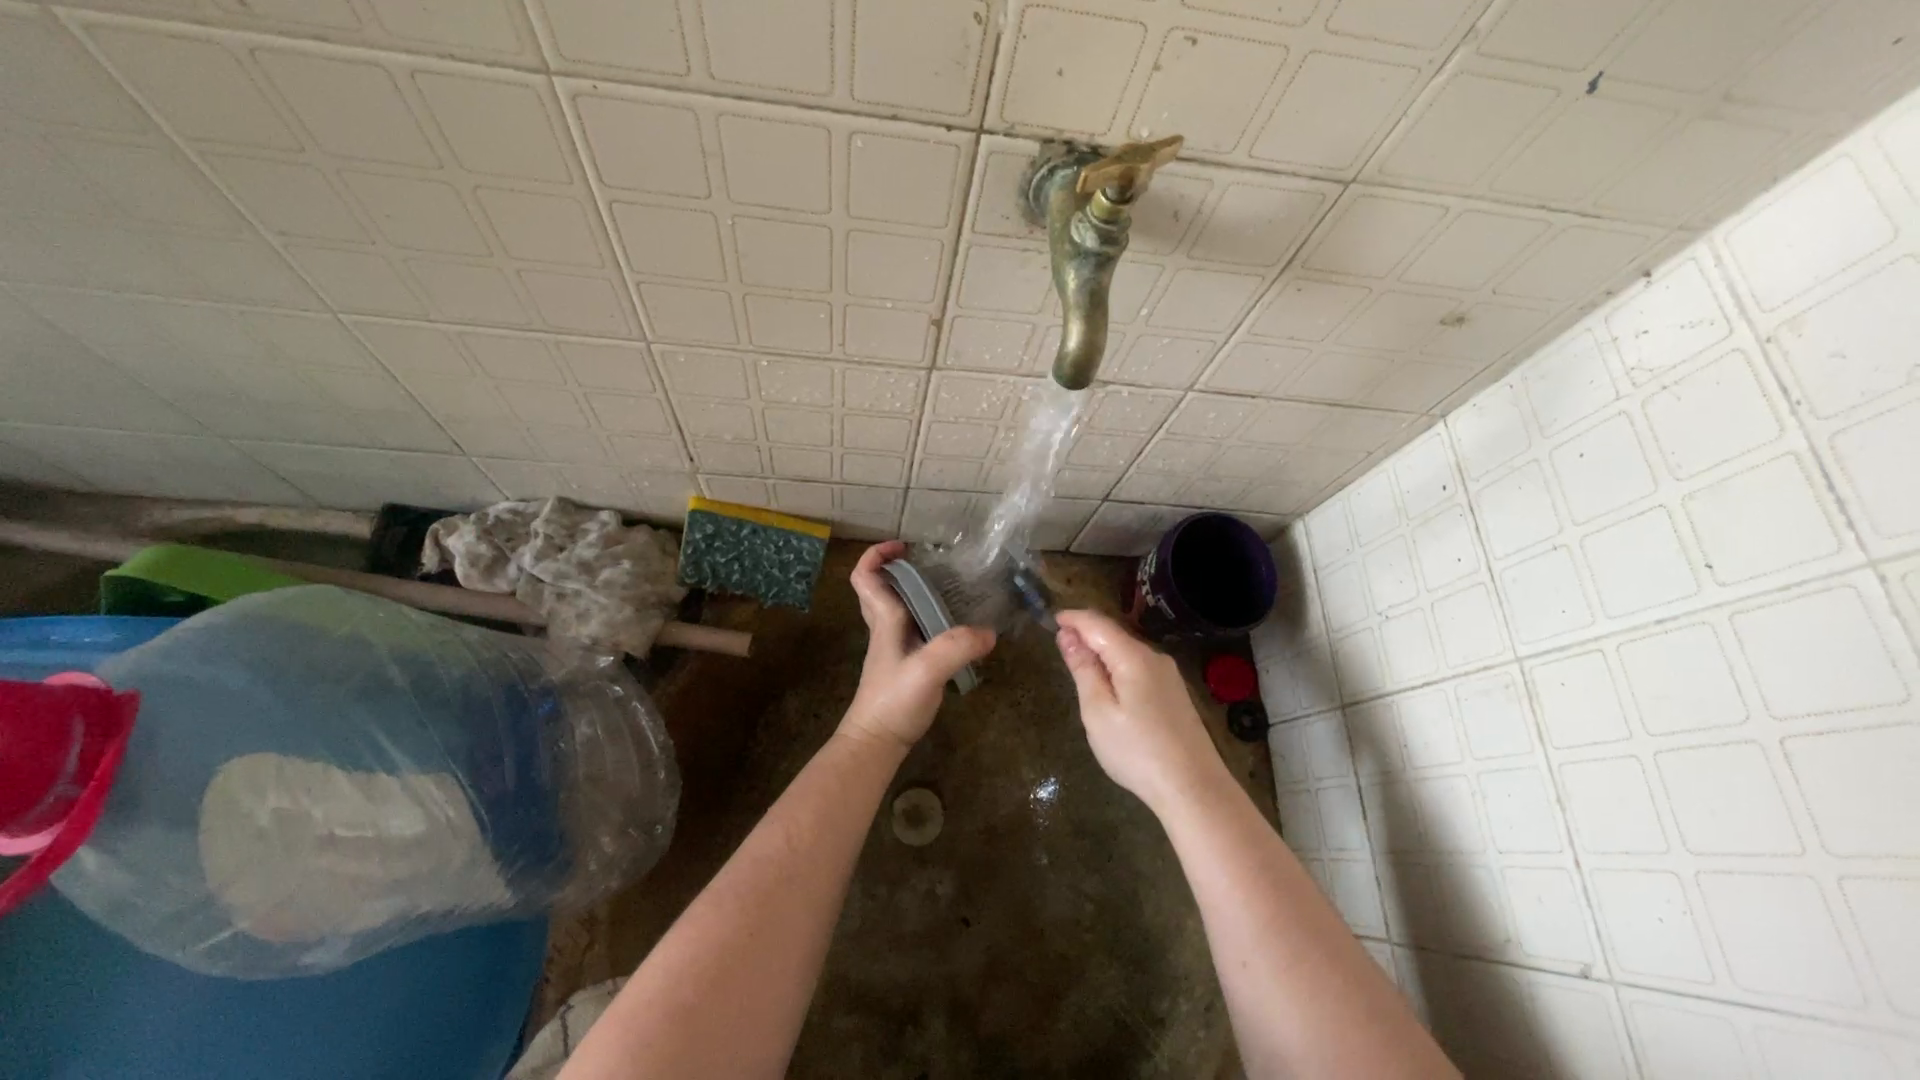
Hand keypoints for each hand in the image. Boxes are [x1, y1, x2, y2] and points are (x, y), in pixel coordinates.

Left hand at [842, 541, 995, 750]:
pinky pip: (914, 632)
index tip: (904, 547)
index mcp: (884, 622)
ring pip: (897, 610)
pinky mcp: (904, 667)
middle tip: (928, 565)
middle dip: (898, 570)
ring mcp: (893, 650)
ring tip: (949, 590)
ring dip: (915, 594)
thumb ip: (957, 646)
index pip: (865, 577)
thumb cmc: (893, 702)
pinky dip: (930, 621)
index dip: (876, 555)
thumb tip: (989, 632)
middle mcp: (885, 630)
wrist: (875, 744)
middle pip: (879, 589)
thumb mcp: (927, 670)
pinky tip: (955, 631)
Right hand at [1055, 609, 1226, 811]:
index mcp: (1134, 657)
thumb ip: (1083, 670)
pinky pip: (1140, 668)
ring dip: (1103, 651)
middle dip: (1087, 634)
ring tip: (1079, 664)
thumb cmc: (1136, 751)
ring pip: (1129, 652)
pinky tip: (1110, 685)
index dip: (1074, 619)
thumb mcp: (1098, 712)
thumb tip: (1068, 636)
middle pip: (1116, 635)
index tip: (1052, 619)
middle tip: (1060, 643)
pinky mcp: (1175, 695)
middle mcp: (1155, 658)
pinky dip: (1118, 666)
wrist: (1193, 787)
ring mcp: (1169, 677)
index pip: (1098, 624)